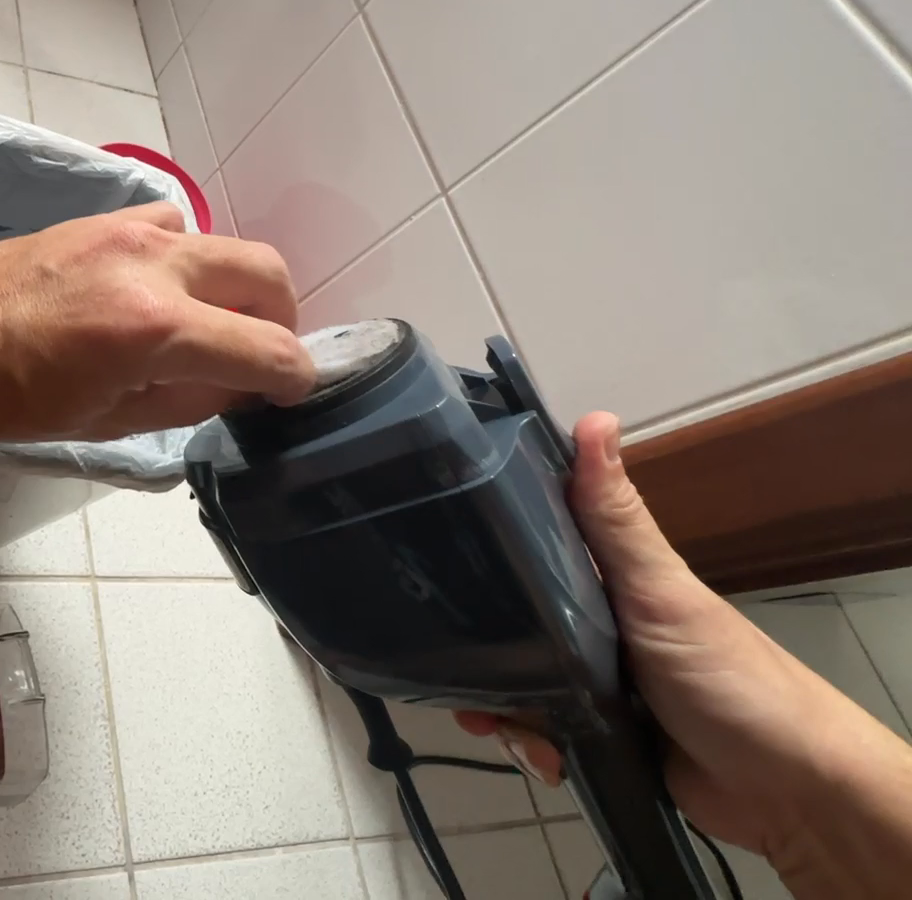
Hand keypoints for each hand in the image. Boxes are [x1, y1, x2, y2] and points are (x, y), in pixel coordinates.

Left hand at [0, 202, 313, 441]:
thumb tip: (237, 384)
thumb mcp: (105, 421)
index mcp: (154, 329)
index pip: (266, 347)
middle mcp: (149, 265)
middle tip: (257, 353)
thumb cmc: (3, 401)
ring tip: (198, 323)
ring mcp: (119, 231)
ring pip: (217, 242)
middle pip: (264, 271)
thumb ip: (187, 400)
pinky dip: (179, 256)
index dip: (293, 376)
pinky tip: (146, 288)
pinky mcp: (91, 219)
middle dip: (279, 317)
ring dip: (227, 283)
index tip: (290, 390)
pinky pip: (166, 225)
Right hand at [459, 412, 911, 869]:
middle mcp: (584, 623)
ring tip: (483, 719)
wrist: (792, 796)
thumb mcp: (660, 590)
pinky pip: (534, 727)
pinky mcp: (590, 731)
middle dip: (470, 643)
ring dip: (491, 701)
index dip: (470, 550)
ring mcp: (587, 678)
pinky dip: (525, 739)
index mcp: (595, 579)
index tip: (423, 555)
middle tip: (443, 657)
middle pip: (501, 619)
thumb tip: (592, 420)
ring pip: (509, 676)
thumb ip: (615, 517)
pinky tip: (532, 749)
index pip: (518, 547)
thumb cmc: (729, 678)